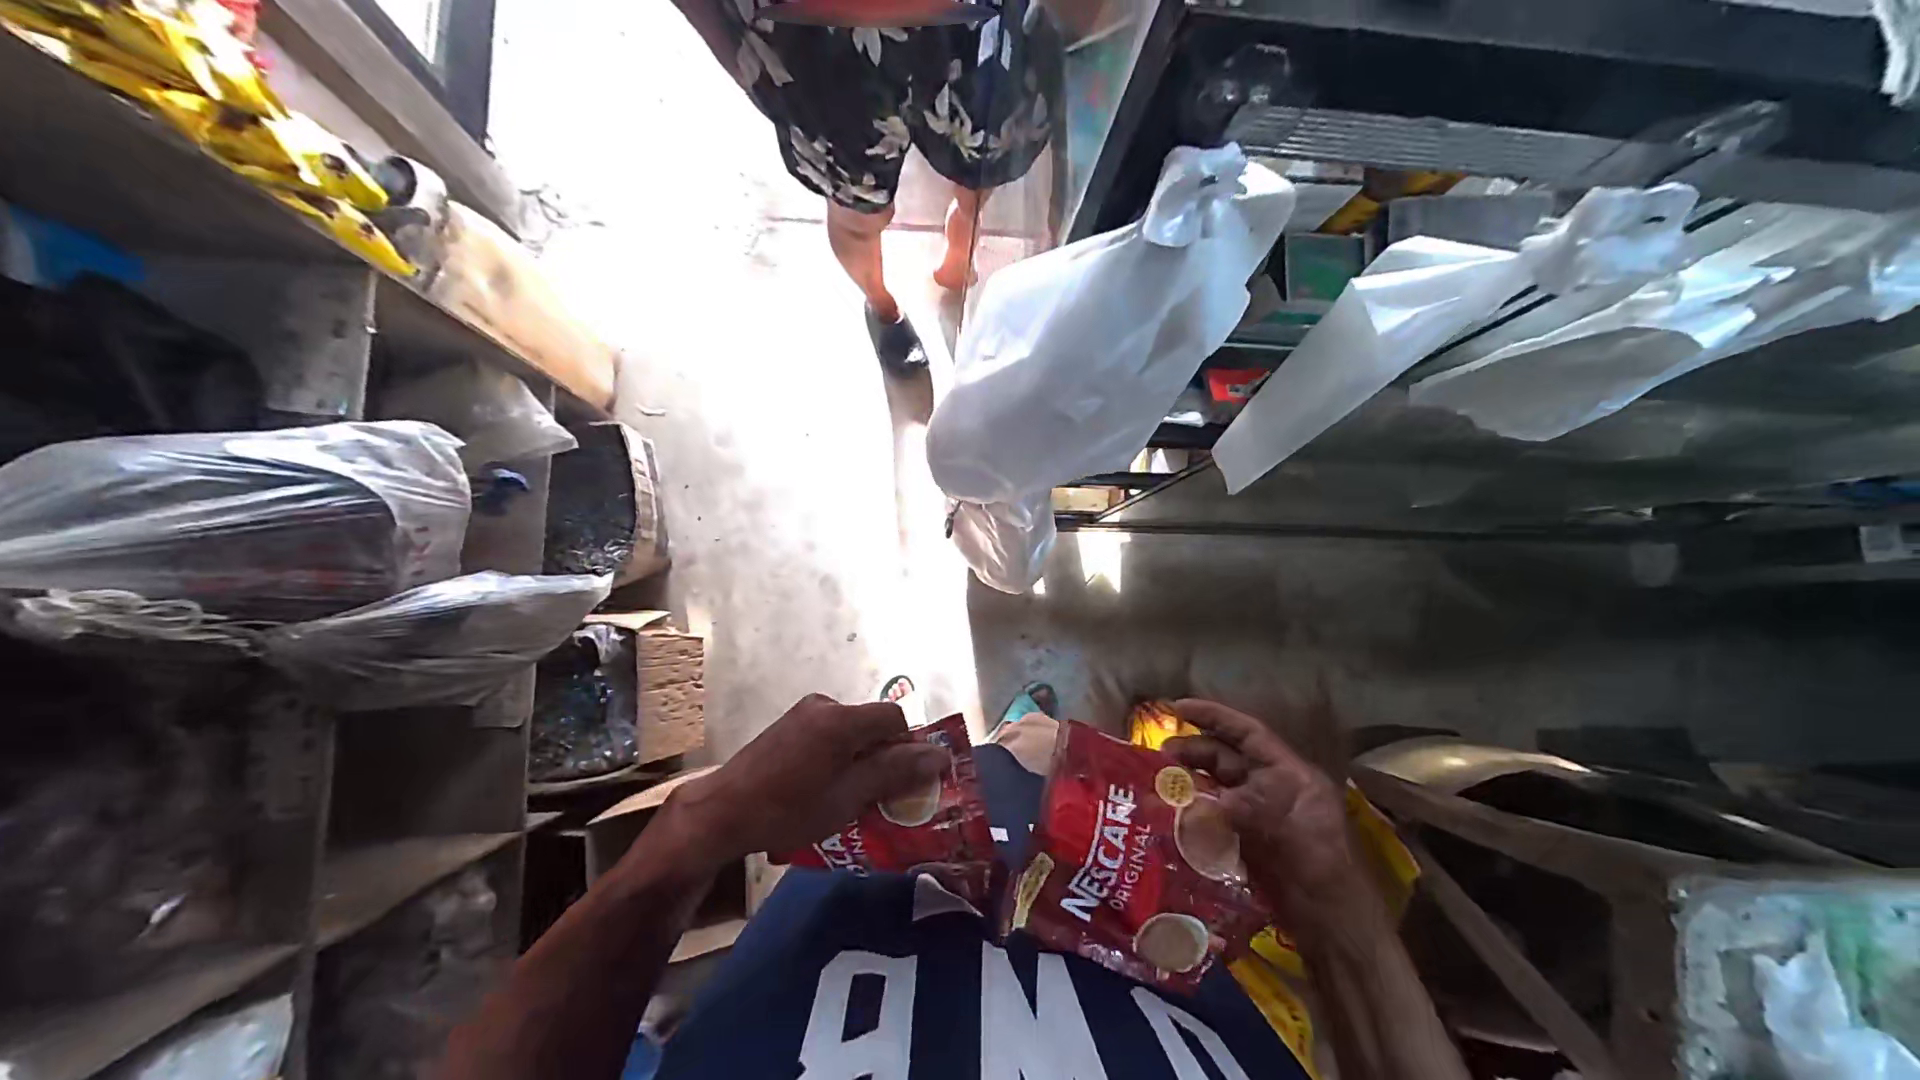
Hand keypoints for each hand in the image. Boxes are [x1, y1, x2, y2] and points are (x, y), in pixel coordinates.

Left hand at [669, 694, 947, 862]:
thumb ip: (895, 772)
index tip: (903, 782)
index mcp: (842, 718)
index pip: (894, 718)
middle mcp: (824, 705)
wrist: (722, 814)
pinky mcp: (787, 727)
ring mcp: (802, 714)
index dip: (907, 749)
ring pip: (850, 733)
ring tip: (848, 798)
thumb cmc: (789, 809)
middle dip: (882, 758)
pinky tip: (821, 790)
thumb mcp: (849, 797)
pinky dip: (837, 758)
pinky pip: (828, 736)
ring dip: (859, 760)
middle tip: (878, 796)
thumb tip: (940, 756)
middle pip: (872, 725)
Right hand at [1162, 698, 1359, 924]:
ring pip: (1212, 785)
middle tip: (1157, 756)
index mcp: (1288, 774)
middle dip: (1190, 751)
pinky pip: (1208, 816)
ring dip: (1184, 782)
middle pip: (1223, 757)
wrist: (1332, 927)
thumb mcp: (1283, 831)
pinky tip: (1164, 813)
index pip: (1247, 733)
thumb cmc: (1320, 871)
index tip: (1176, 707)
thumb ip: (1237, 809)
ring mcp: (1255, 813)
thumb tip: (1187, 797)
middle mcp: (1270, 786)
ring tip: (1154, 783)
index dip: (1213, 716)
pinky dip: (1187, 812)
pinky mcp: (1241, 838)